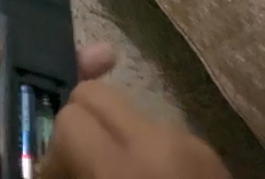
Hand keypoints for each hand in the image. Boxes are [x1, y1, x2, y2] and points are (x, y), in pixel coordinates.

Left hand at [0, 26, 116, 178]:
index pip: (20, 73)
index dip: (50, 56)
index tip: (82, 42)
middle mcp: (3, 133)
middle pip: (46, 99)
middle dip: (77, 79)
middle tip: (109, 59)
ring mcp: (25, 163)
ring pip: (60, 131)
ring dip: (86, 115)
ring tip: (114, 95)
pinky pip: (66, 163)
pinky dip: (84, 149)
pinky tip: (108, 131)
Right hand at [41, 80, 230, 178]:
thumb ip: (69, 169)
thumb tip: (50, 162)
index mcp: (125, 168)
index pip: (69, 116)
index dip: (53, 150)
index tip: (55, 176)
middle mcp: (161, 142)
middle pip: (95, 94)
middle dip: (77, 123)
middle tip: (76, 166)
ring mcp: (193, 143)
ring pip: (127, 111)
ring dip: (111, 138)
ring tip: (112, 173)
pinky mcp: (214, 153)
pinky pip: (160, 133)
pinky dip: (144, 152)